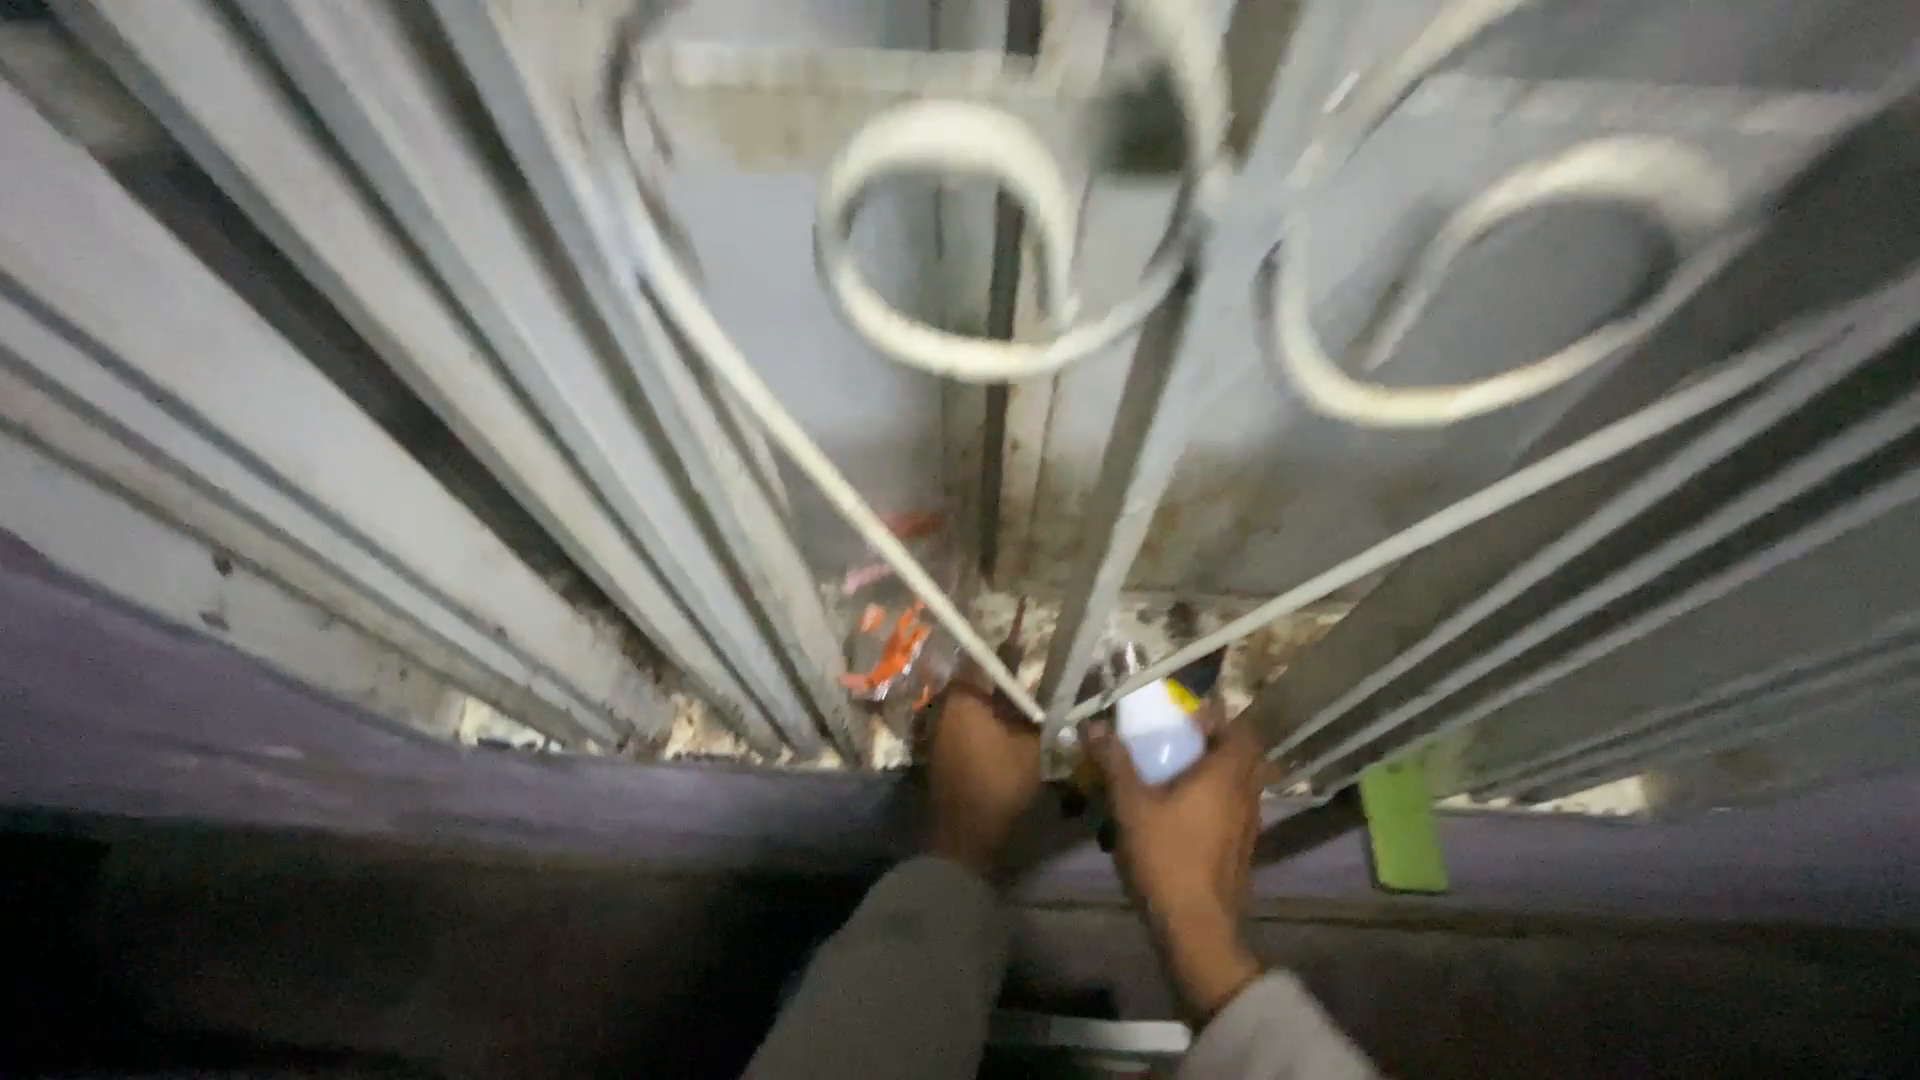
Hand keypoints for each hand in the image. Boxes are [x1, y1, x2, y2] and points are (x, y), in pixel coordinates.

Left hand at [924, 649, 1042, 879]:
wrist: (965, 835)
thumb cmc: (999, 783)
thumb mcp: (1030, 743)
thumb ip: (1038, 710)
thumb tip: (1050, 686)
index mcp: (963, 695)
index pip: (985, 657)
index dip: (1009, 650)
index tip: (1030, 641)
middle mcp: (943, 705)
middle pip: (977, 680)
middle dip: (1003, 677)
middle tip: (1034, 674)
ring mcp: (938, 727)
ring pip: (971, 703)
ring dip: (994, 700)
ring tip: (1025, 701)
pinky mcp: (940, 748)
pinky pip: (965, 722)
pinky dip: (984, 720)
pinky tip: (1007, 727)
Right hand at [1090, 714, 1264, 1022]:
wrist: (1196, 927)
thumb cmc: (1166, 855)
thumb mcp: (1130, 804)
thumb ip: (1114, 761)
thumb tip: (1095, 724)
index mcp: (1226, 776)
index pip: (1242, 732)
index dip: (1220, 719)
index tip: (1189, 717)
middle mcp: (1246, 796)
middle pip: (1247, 757)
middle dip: (1220, 744)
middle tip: (1184, 741)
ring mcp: (1249, 827)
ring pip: (1243, 786)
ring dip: (1219, 773)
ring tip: (1179, 775)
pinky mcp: (1241, 852)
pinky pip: (1235, 811)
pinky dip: (1217, 801)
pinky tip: (1184, 814)